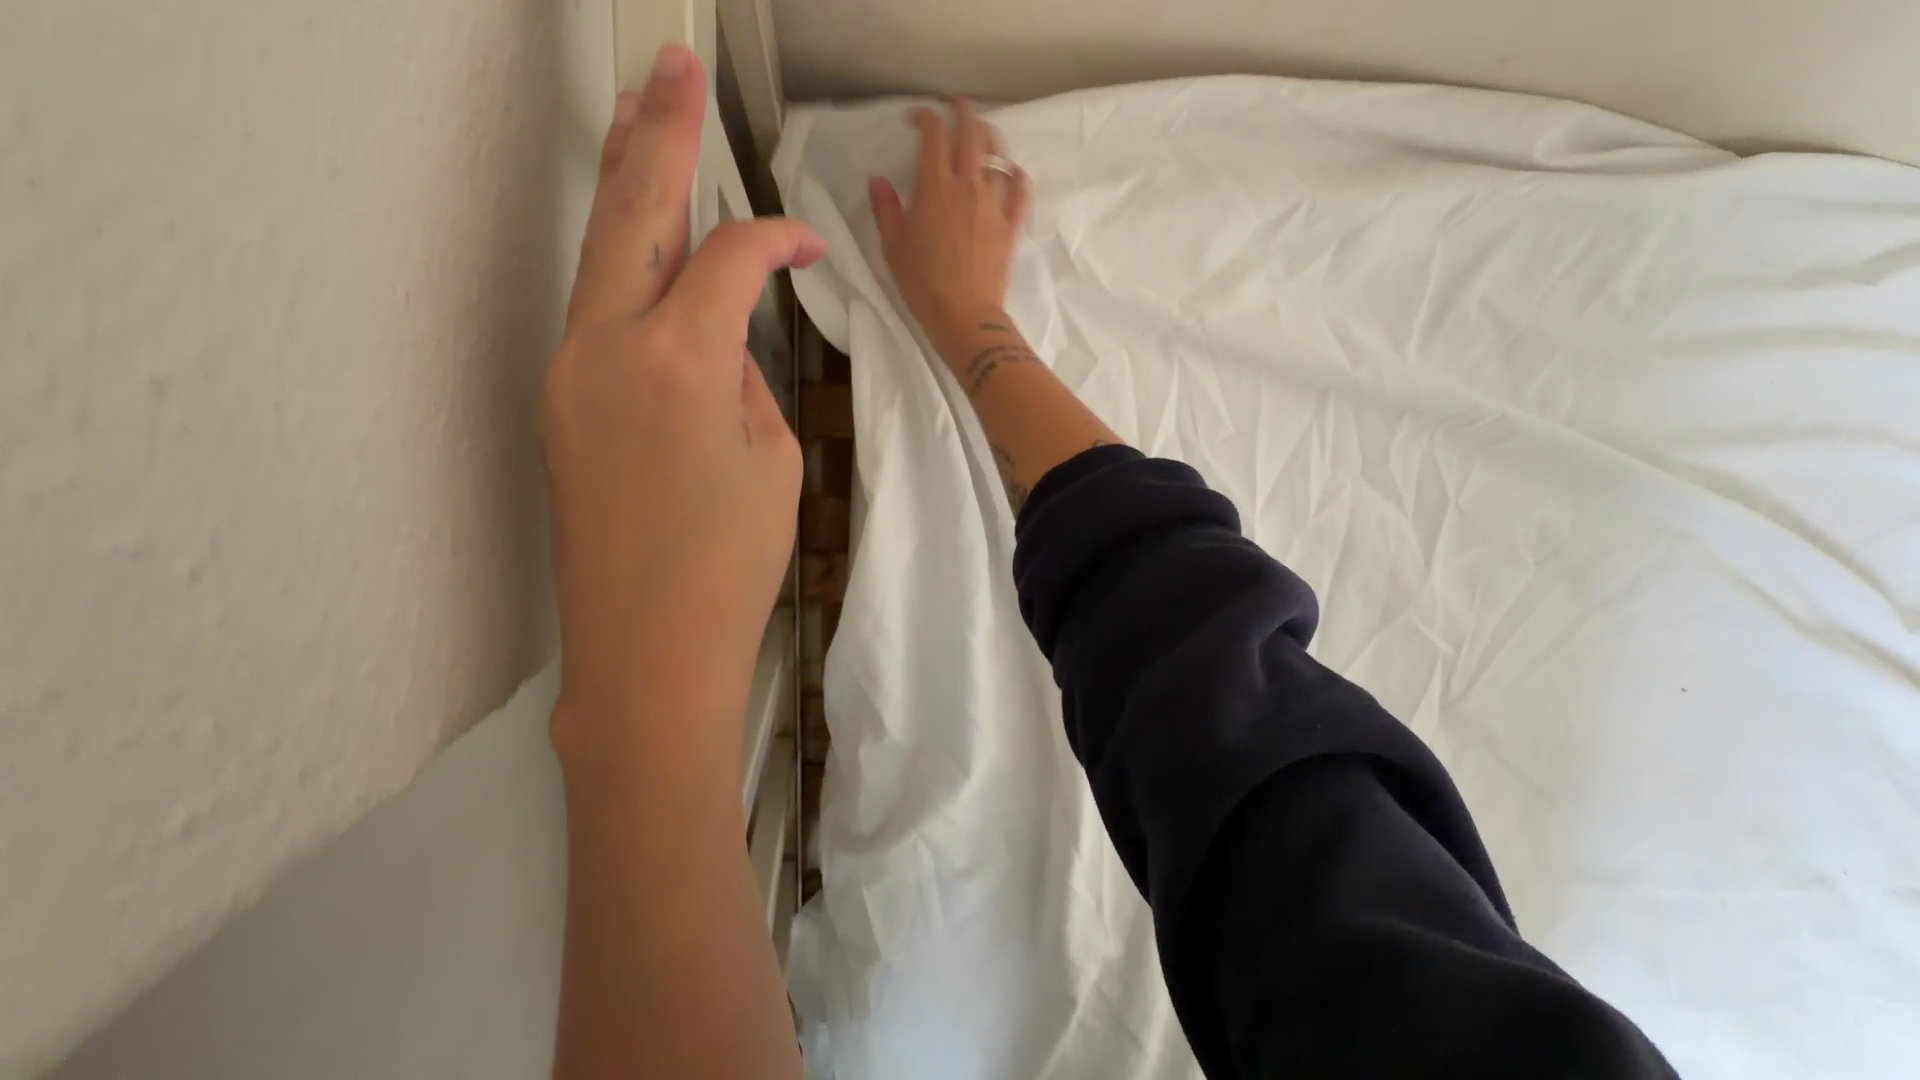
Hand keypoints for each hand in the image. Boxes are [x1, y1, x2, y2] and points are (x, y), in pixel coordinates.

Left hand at [541, 45, 823, 760]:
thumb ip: (748, 380)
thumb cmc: (728, 567)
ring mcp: (568, 375)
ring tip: (644, 129)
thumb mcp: (772, 461)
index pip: (729, 256)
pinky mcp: (558, 407)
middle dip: (656, 132)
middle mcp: (605, 348)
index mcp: (679, 360)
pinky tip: (651, 262)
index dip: (776, 238)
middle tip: (670, 67)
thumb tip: (726, 342)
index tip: (809, 248)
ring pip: (600, 257)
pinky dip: (628, 276)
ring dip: (626, 190)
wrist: (646, 651)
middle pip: (630, 211)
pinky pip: (597, 318)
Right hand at [870, 99, 1029, 351]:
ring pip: (998, 154)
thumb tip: (878, 180)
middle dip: (963, 111)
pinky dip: (1017, 174)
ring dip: (989, 136)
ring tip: (981, 133)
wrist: (964, 315)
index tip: (917, 117)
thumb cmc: (922, 282)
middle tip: (956, 106)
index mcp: (935, 186)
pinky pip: (1021, 189)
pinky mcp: (1011, 224)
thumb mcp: (893, 246)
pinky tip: (1012, 171)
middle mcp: (968, 184)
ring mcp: (995, 203)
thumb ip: (886, 208)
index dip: (926, 116)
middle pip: (972, 132)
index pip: (934, 133)